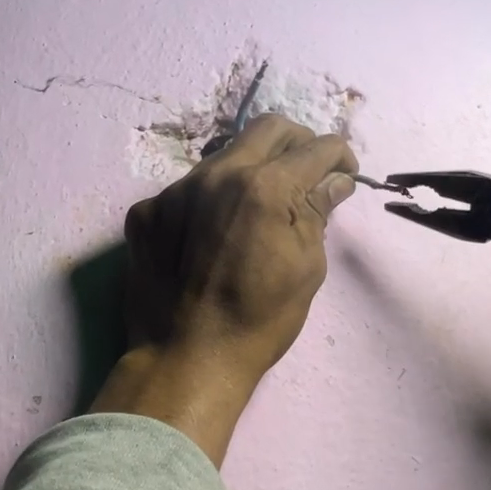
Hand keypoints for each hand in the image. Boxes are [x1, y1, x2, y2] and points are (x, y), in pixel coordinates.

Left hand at [90, 114, 357, 465]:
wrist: (184, 360)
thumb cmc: (258, 321)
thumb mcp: (305, 268)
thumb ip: (317, 212)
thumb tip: (334, 180)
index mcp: (264, 187)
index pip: (315, 147)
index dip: (339, 155)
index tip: (343, 174)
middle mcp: (216, 174)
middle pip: (268, 129)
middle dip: (298, 144)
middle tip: (307, 174)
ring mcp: (175, 189)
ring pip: (224, 155)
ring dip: (250, 170)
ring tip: (257, 209)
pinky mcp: (147, 210)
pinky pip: (187, 189)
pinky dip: (210, 201)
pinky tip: (213, 237)